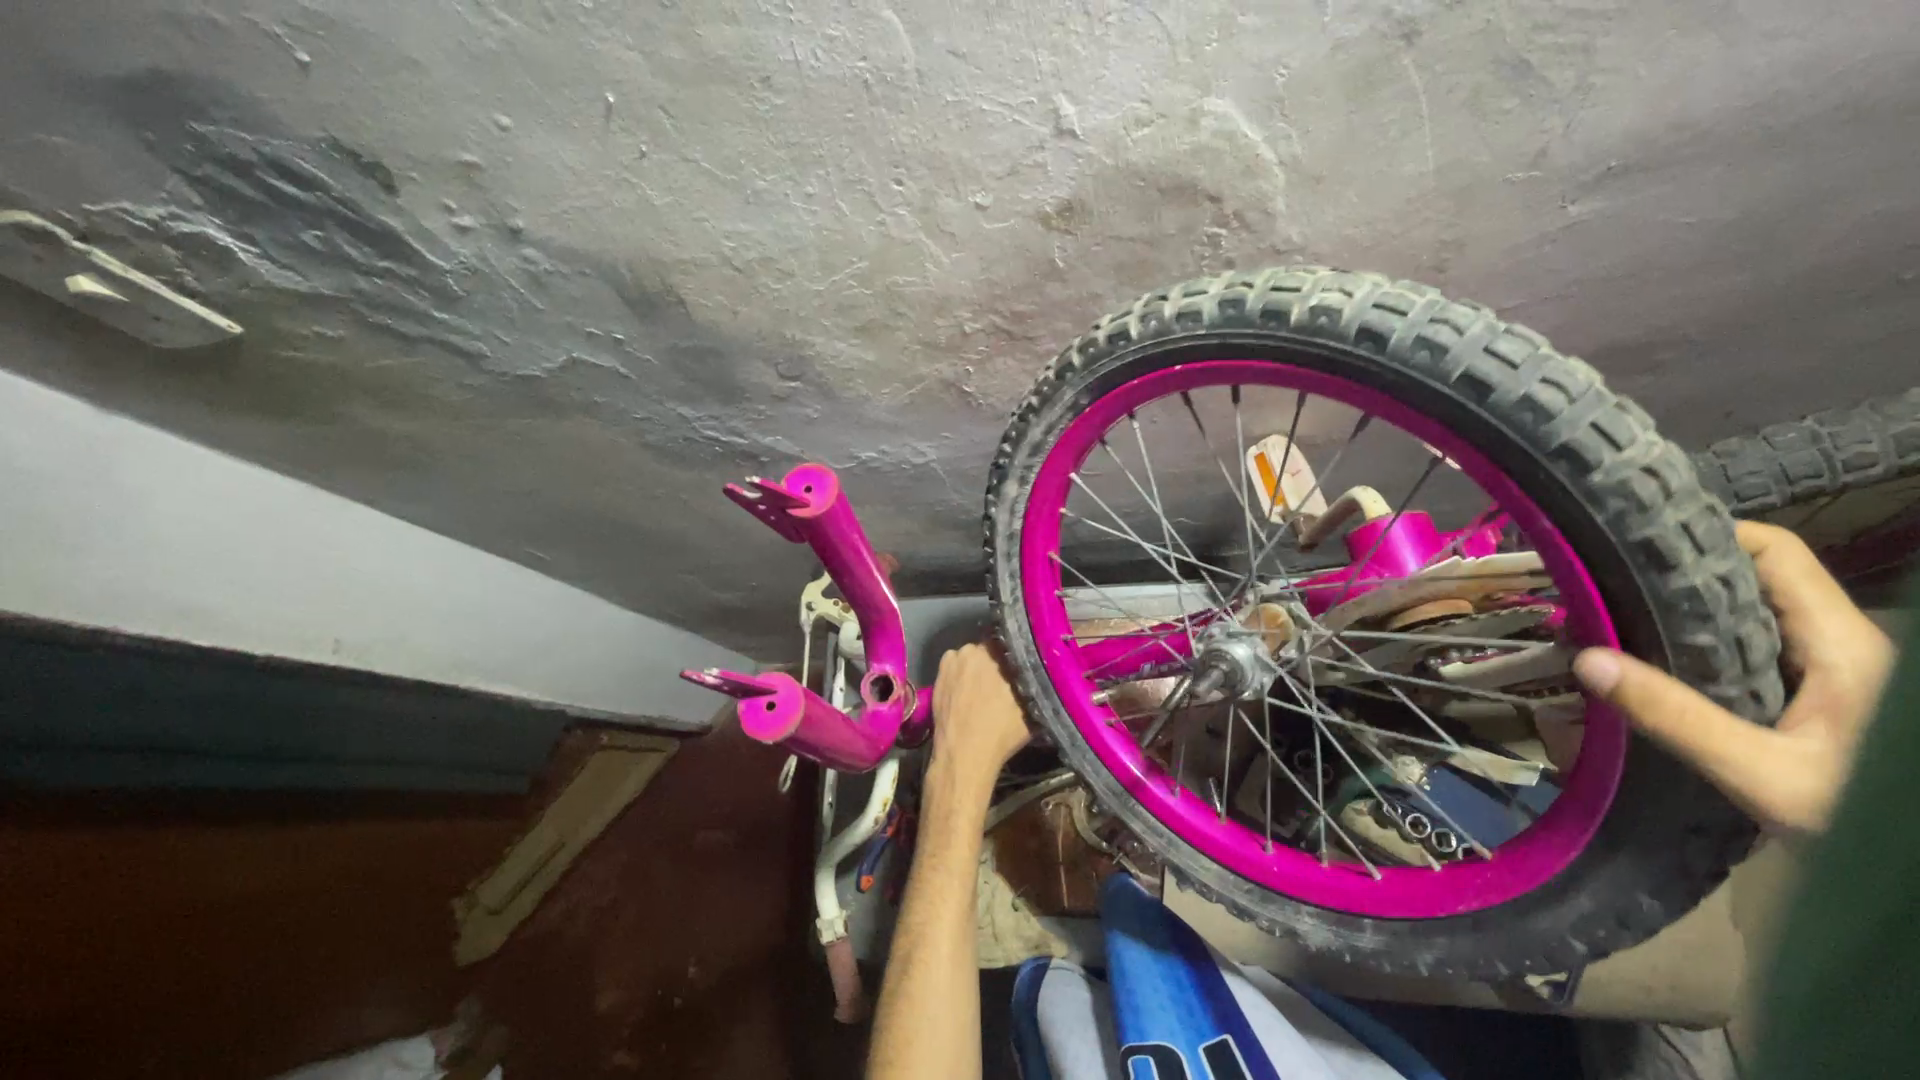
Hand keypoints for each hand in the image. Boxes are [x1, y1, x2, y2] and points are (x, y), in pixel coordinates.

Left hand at [929, 644, 1030, 791]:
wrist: (964, 752)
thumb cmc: (1002, 731)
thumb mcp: (1032, 708)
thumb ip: (1034, 683)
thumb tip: (1040, 673)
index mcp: (1000, 652)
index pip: (1011, 642)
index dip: (1015, 655)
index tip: (1019, 667)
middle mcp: (975, 649)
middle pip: (989, 649)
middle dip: (995, 661)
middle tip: (1002, 680)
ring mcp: (954, 660)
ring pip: (970, 657)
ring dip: (976, 667)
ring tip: (981, 688)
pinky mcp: (938, 673)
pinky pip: (954, 665)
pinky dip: (959, 673)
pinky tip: (964, 690)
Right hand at [1573, 522, 1895, 834]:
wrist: (1918, 870)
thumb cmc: (1864, 813)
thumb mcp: (1763, 774)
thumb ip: (1676, 718)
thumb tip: (1587, 660)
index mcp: (1841, 642)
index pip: (1775, 551)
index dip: (1708, 533)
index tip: (1634, 543)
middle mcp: (1842, 642)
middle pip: (1758, 579)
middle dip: (1681, 577)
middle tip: (1605, 588)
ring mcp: (1835, 671)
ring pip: (1755, 617)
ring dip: (1689, 615)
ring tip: (1618, 621)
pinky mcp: (1822, 698)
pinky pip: (1757, 650)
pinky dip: (1706, 646)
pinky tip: (1662, 665)